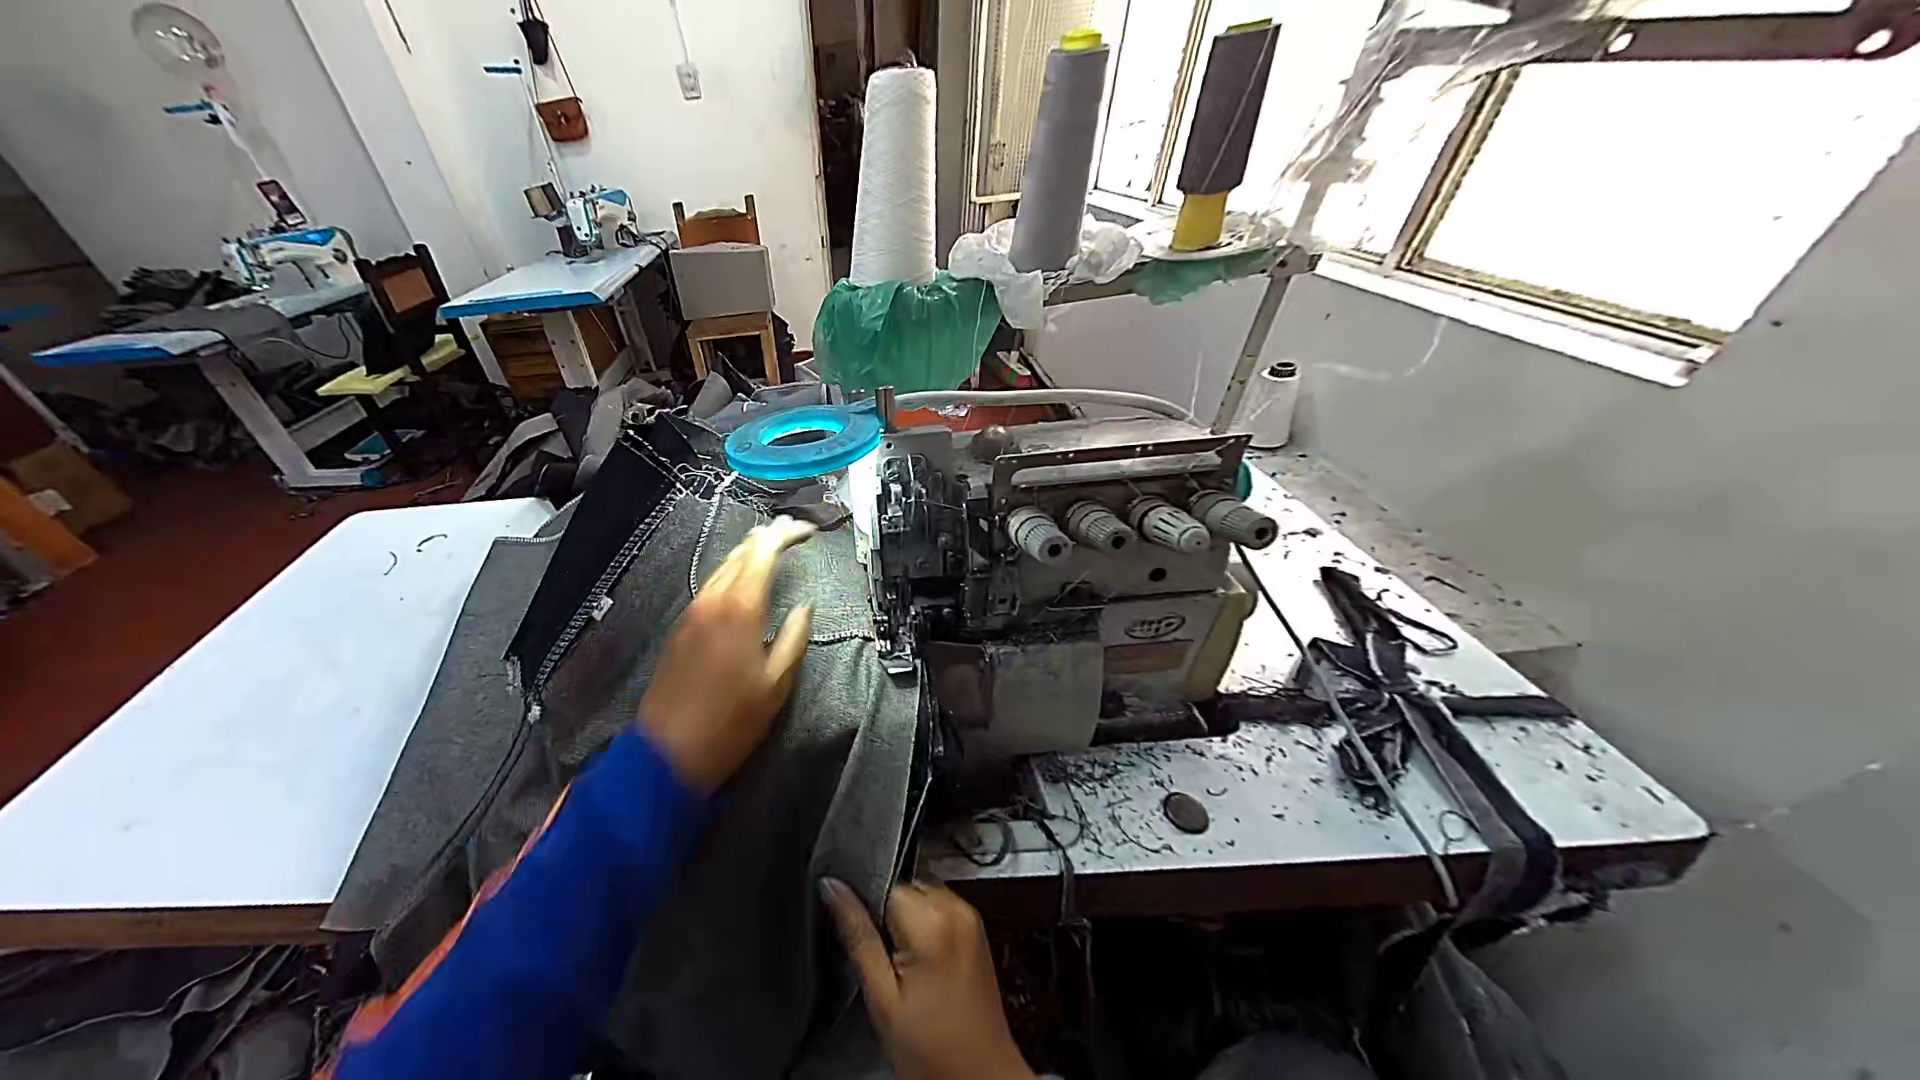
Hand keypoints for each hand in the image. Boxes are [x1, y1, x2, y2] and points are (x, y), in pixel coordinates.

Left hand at [638, 516, 815, 791]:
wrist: (669, 751)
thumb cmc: (731, 720)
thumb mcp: (777, 682)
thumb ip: (794, 637)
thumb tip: (805, 608)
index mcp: (739, 609)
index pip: (763, 553)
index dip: (786, 536)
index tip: (805, 531)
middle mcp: (712, 602)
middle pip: (739, 554)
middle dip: (766, 538)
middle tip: (790, 532)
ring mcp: (691, 614)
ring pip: (721, 568)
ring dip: (747, 553)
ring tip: (768, 547)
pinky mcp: (680, 629)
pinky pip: (710, 587)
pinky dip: (731, 574)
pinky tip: (741, 581)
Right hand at [820, 878, 1035, 1079]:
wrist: (980, 1074)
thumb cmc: (935, 1050)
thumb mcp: (882, 996)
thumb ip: (856, 934)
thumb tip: (831, 888)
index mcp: (933, 919)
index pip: (884, 884)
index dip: (867, 912)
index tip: (867, 942)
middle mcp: (957, 908)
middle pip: (903, 887)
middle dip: (888, 918)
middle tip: (889, 965)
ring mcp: (970, 916)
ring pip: (918, 895)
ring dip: (907, 922)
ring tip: (909, 969)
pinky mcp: (975, 926)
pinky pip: (938, 908)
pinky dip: (925, 928)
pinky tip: (925, 967)